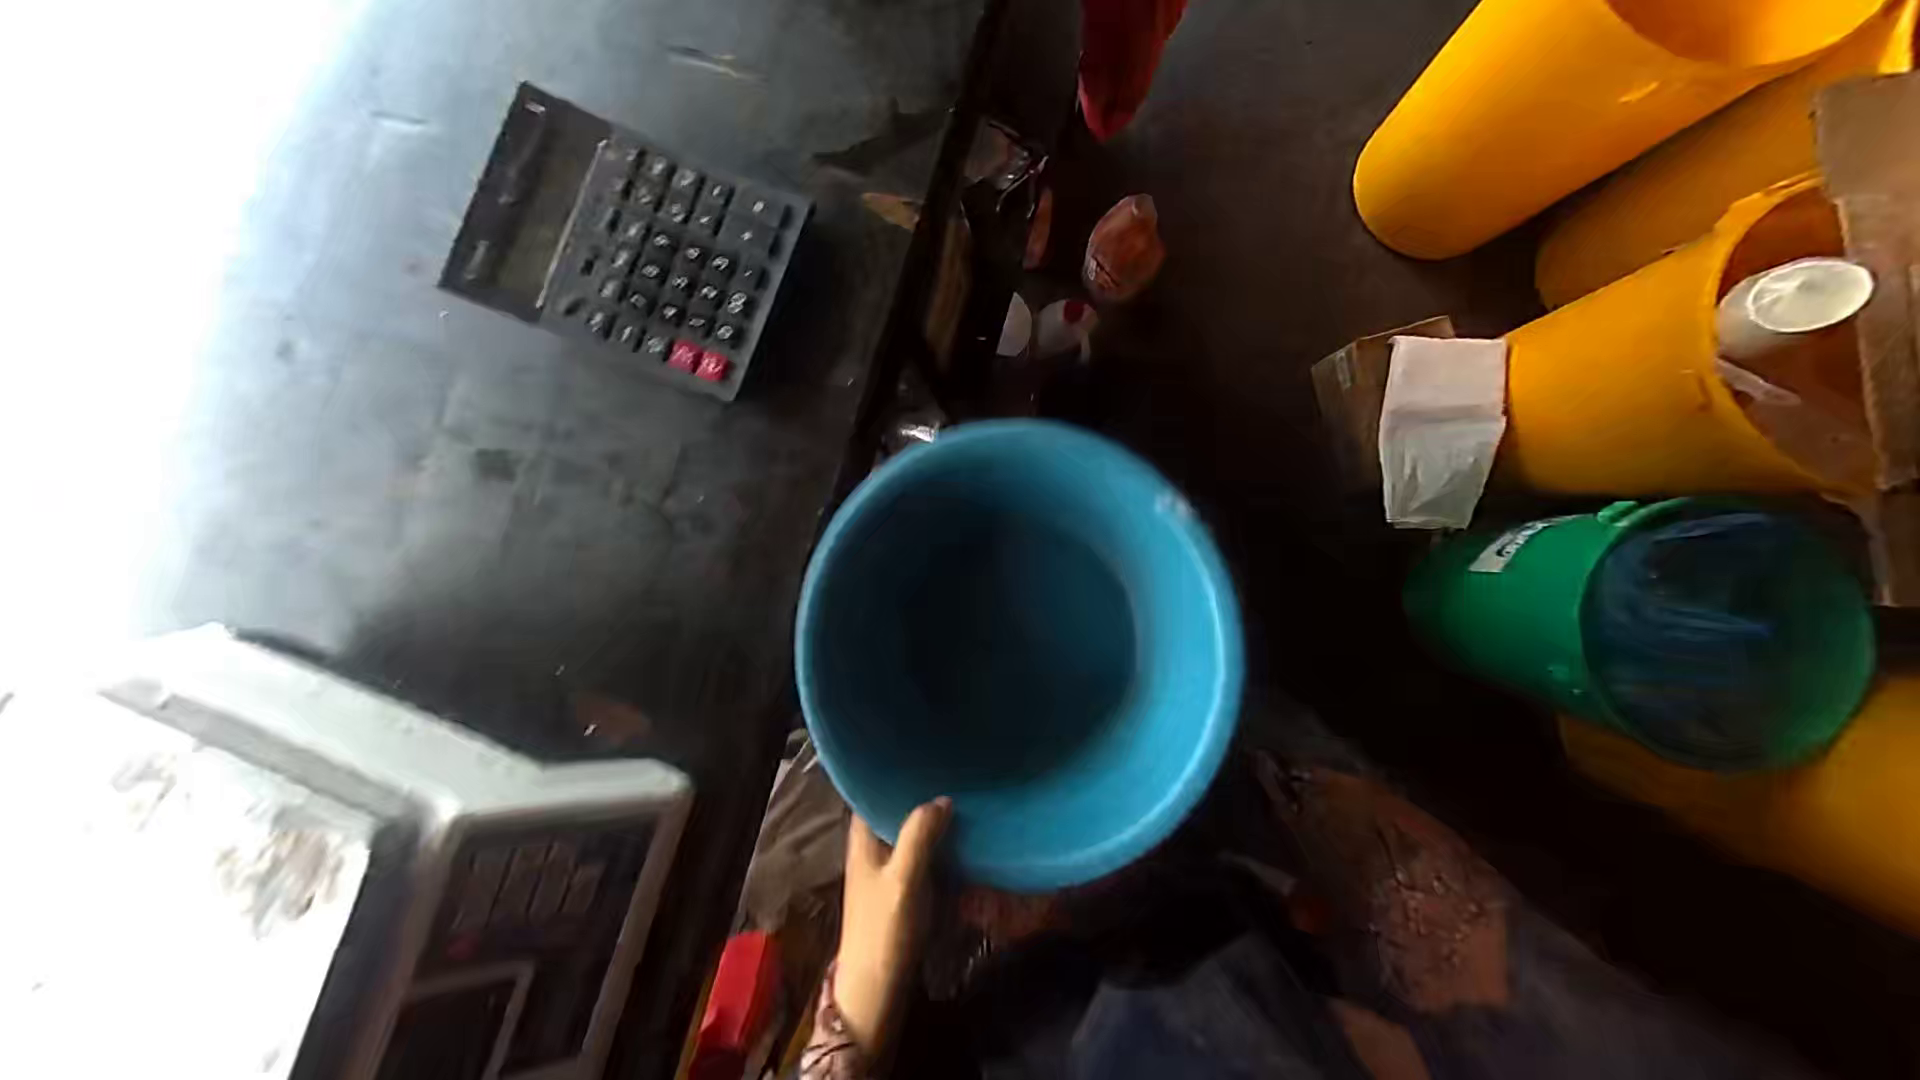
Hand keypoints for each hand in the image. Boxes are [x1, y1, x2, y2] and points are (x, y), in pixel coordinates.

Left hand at [834, 798, 951, 1056]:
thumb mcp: (904, 878)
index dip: (895, 775)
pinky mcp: (904, 890)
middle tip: (954, 774)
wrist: (876, 992)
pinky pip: (924, 857)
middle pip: (896, 812)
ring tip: (964, 798)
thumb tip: (943, 798)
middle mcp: (873, 848)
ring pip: (912, 834)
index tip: (924, 758)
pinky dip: (941, 848)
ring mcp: (889, 870)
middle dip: (922, 797)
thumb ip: (919, 835)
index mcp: (863, 838)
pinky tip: (963, 839)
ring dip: (935, 823)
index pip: (873, 792)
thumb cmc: (884, 929)